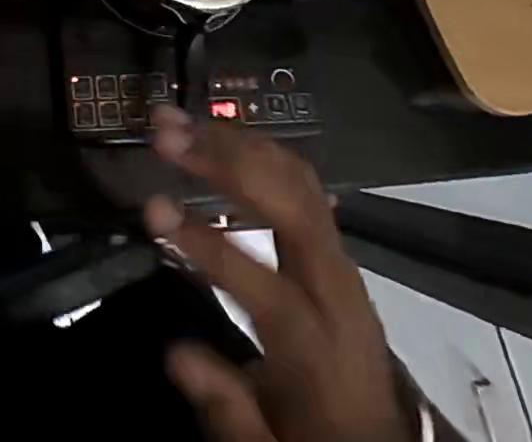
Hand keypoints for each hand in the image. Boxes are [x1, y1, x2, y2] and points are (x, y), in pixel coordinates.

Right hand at [144, 105, 414, 441]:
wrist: (379, 429)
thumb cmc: (314, 431)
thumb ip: (230, 409)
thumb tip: (178, 356)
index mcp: (318, 344)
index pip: (266, 284)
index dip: (208, 243)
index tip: (152, 208)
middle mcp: (335, 288)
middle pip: (293, 209)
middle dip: (226, 162)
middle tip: (165, 136)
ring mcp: (339, 258)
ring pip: (297, 181)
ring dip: (234, 142)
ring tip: (175, 120)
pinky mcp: (332, 242)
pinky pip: (300, 180)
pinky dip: (256, 148)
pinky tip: (217, 133)